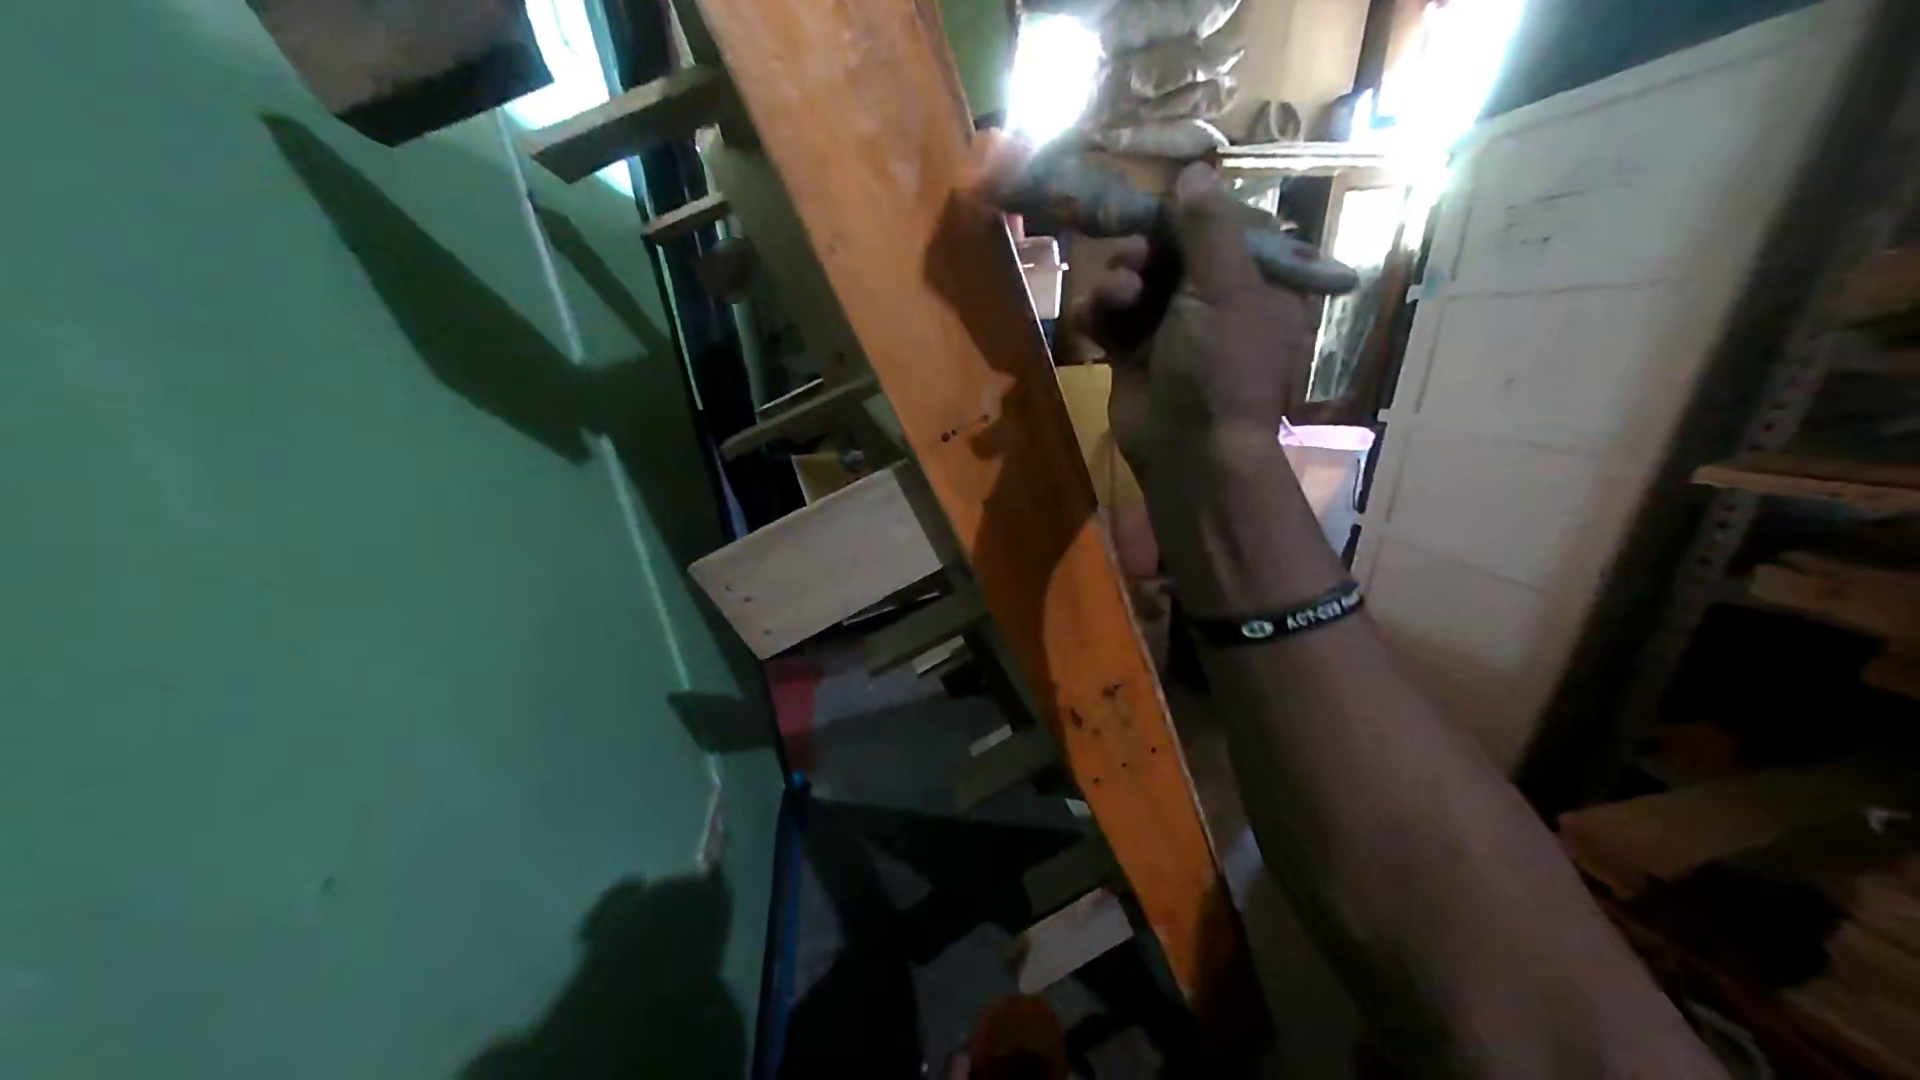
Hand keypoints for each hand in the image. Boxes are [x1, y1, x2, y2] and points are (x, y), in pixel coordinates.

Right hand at [1076, 162, 1317, 481]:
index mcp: (1252, 282)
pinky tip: (1090, 325)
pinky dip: (1095, 317)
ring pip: (1132, 282)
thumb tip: (1197, 168)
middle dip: (1143, 252)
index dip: (1185, 215)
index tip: (1158, 208)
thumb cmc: (1220, 366)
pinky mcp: (1131, 354)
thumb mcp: (1225, 289)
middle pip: (1167, 251)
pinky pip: (1107, 319)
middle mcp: (1211, 301)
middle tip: (1132, 262)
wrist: (1188, 449)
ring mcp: (1169, 329)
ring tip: (1115, 301)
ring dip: (1116, 284)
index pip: (1218, 227)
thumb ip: (1208, 226)